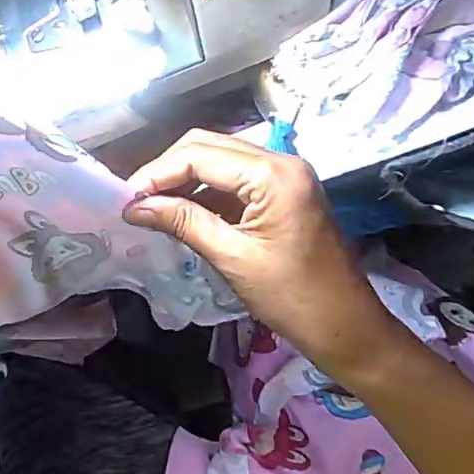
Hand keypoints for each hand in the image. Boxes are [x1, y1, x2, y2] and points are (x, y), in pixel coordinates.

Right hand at [120, 130, 411, 374]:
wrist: (347, 327)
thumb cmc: (293, 298)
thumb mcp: (232, 258)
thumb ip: (183, 222)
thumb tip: (134, 207)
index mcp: (273, 175)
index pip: (199, 155)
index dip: (156, 174)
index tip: (125, 199)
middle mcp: (280, 162)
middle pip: (207, 146)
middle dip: (167, 170)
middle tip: (136, 200)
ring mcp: (283, 174)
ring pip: (218, 158)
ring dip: (183, 178)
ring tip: (151, 205)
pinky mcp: (281, 191)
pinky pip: (233, 177)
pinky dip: (204, 189)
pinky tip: (180, 209)